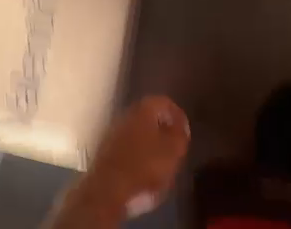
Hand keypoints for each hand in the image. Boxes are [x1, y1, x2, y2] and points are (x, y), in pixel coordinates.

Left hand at [91, 96, 190, 216]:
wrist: (107, 189)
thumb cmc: (145, 166)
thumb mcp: (173, 151)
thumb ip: (180, 135)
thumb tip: (180, 126)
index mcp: (144, 108)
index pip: (165, 102)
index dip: (178, 116)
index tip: (185, 132)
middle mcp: (126, 114)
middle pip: (149, 115)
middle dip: (163, 129)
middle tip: (174, 146)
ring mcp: (113, 132)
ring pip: (137, 132)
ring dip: (150, 143)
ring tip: (161, 162)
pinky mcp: (105, 151)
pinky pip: (127, 147)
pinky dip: (138, 155)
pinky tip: (144, 171)